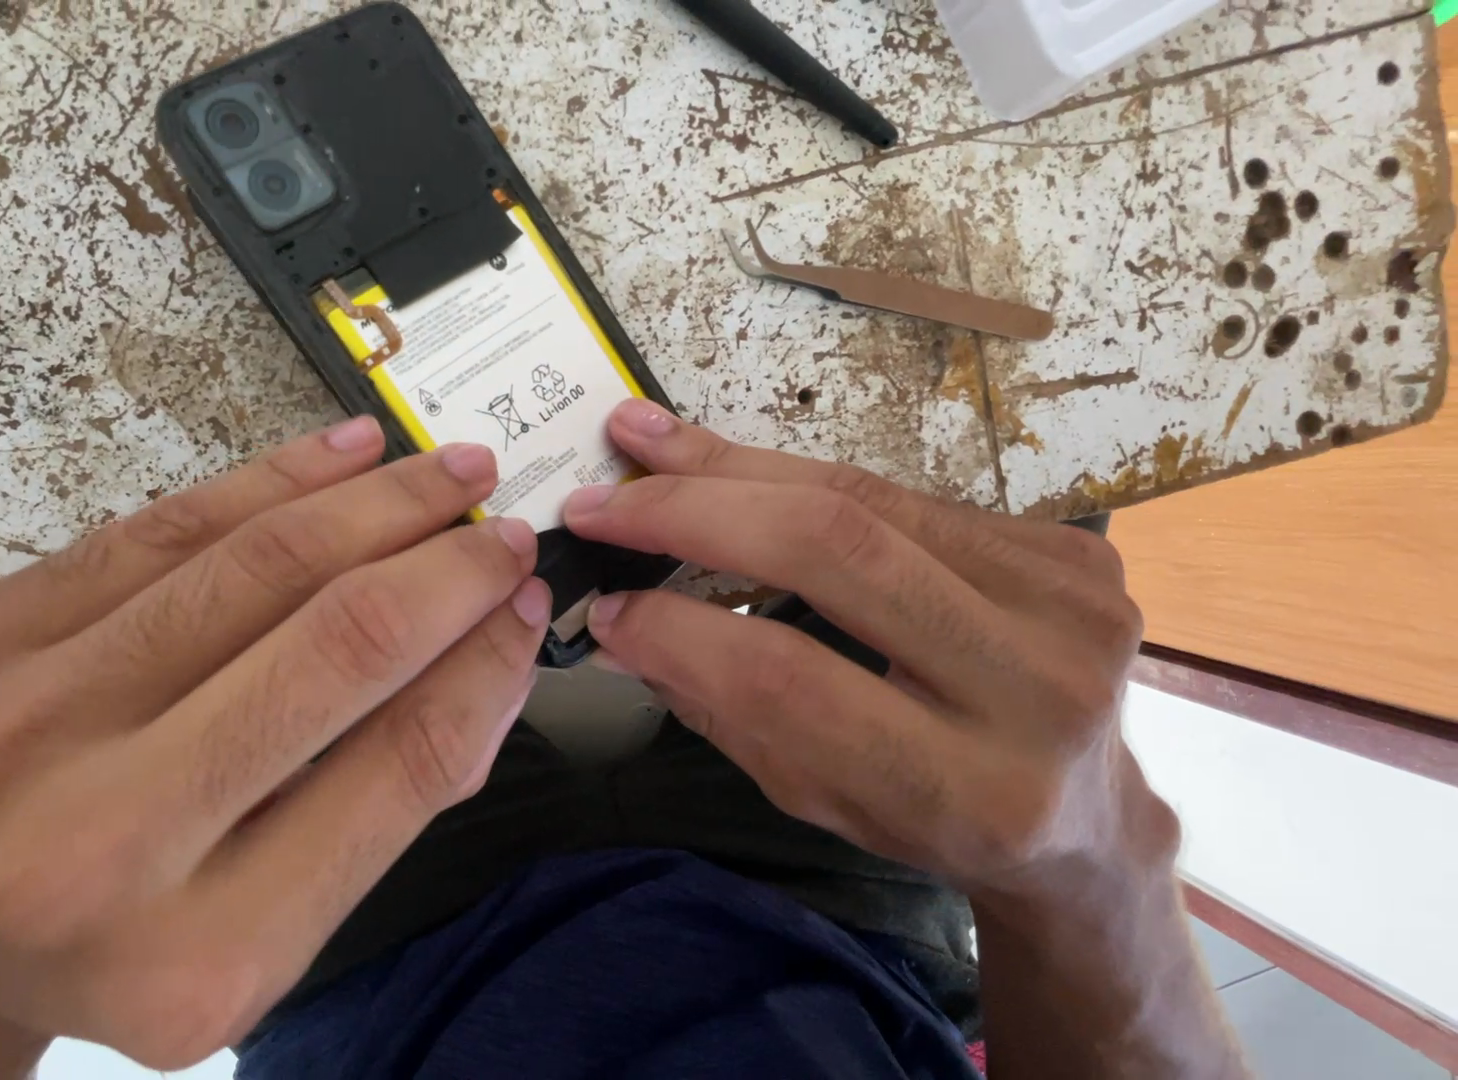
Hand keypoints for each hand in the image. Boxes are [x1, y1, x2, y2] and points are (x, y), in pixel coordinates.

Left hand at [0, 416, 549, 1074]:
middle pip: (334, 646)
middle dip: (447, 565)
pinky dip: (275, 478)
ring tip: (450, 467)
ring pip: (253, 563)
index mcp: (202, 952)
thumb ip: (393, 791)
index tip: (528, 599)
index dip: (486, 664)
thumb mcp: (274, 926)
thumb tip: (494, 645)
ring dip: (378, 502)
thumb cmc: (125, 946)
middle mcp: (99, 837)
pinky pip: (164, 526)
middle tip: (504, 522)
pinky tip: (350, 451)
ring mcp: (13, 719)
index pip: (401, 764)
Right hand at [561, 400, 1177, 908]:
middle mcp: (1037, 686)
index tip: (603, 603)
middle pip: (833, 548)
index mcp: (964, 788)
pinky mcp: (1069, 549)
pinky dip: (790, 475)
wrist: (1085, 810)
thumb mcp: (812, 793)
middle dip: (692, 511)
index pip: (787, 677)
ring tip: (640, 439)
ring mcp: (1068, 600)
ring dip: (728, 464)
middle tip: (600, 499)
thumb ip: (718, 706)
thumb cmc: (927, 819)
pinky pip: (894, 490)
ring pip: (859, 495)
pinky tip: (720, 463)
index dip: (677, 629)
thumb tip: (618, 625)